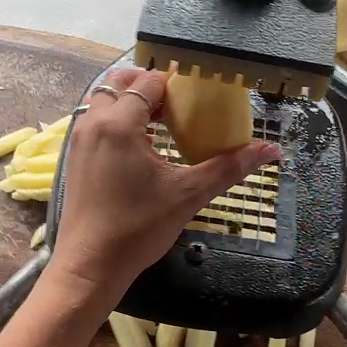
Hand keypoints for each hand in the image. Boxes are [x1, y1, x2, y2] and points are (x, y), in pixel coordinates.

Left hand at [45, 69, 278, 302]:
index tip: (199, 88)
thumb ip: (228, 167)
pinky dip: (116, 120)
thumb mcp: (189, 194)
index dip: (174, 80)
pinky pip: (95, 123)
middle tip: (178, 100)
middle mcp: (93, 124)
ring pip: (103, 102)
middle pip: (118, 83)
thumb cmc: (138, 228)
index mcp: (119, 124)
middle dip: (148, 85)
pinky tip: (141, 145)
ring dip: (130, 101)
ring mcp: (79, 141)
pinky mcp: (75, 158)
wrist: (91, 265)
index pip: (148, 83)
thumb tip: (270, 150)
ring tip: (162, 119)